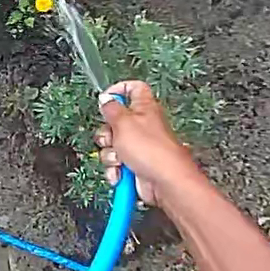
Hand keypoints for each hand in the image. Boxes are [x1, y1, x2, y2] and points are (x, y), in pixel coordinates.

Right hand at [94, 80, 203, 206]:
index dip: (118, 90)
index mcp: (144, 108)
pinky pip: (115, 164)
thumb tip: (105, 99)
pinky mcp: (134, 165)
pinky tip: (121, 173)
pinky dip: (115, 170)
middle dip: (106, 133)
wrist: (164, 181)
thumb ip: (111, 109)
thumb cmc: (152, 150)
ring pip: (112, 145)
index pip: (133, 88)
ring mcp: (138, 146)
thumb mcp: (123, 122)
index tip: (106, 98)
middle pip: (114, 122)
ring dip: (110, 155)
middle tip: (112, 137)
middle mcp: (142, 126)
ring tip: (121, 159)